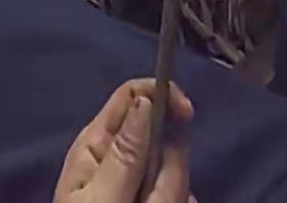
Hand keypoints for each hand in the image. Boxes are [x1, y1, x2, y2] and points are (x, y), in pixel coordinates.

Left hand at [53, 78, 193, 202]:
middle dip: (167, 174)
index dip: (163, 94)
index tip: (188, 115)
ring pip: (175, 176)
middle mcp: (120, 159)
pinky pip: (177, 198)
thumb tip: (147, 100)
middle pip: (163, 140)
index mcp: (97, 145)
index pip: (132, 95)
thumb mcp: (99, 202)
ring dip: (169, 199)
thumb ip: (125, 155)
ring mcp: (137, 187)